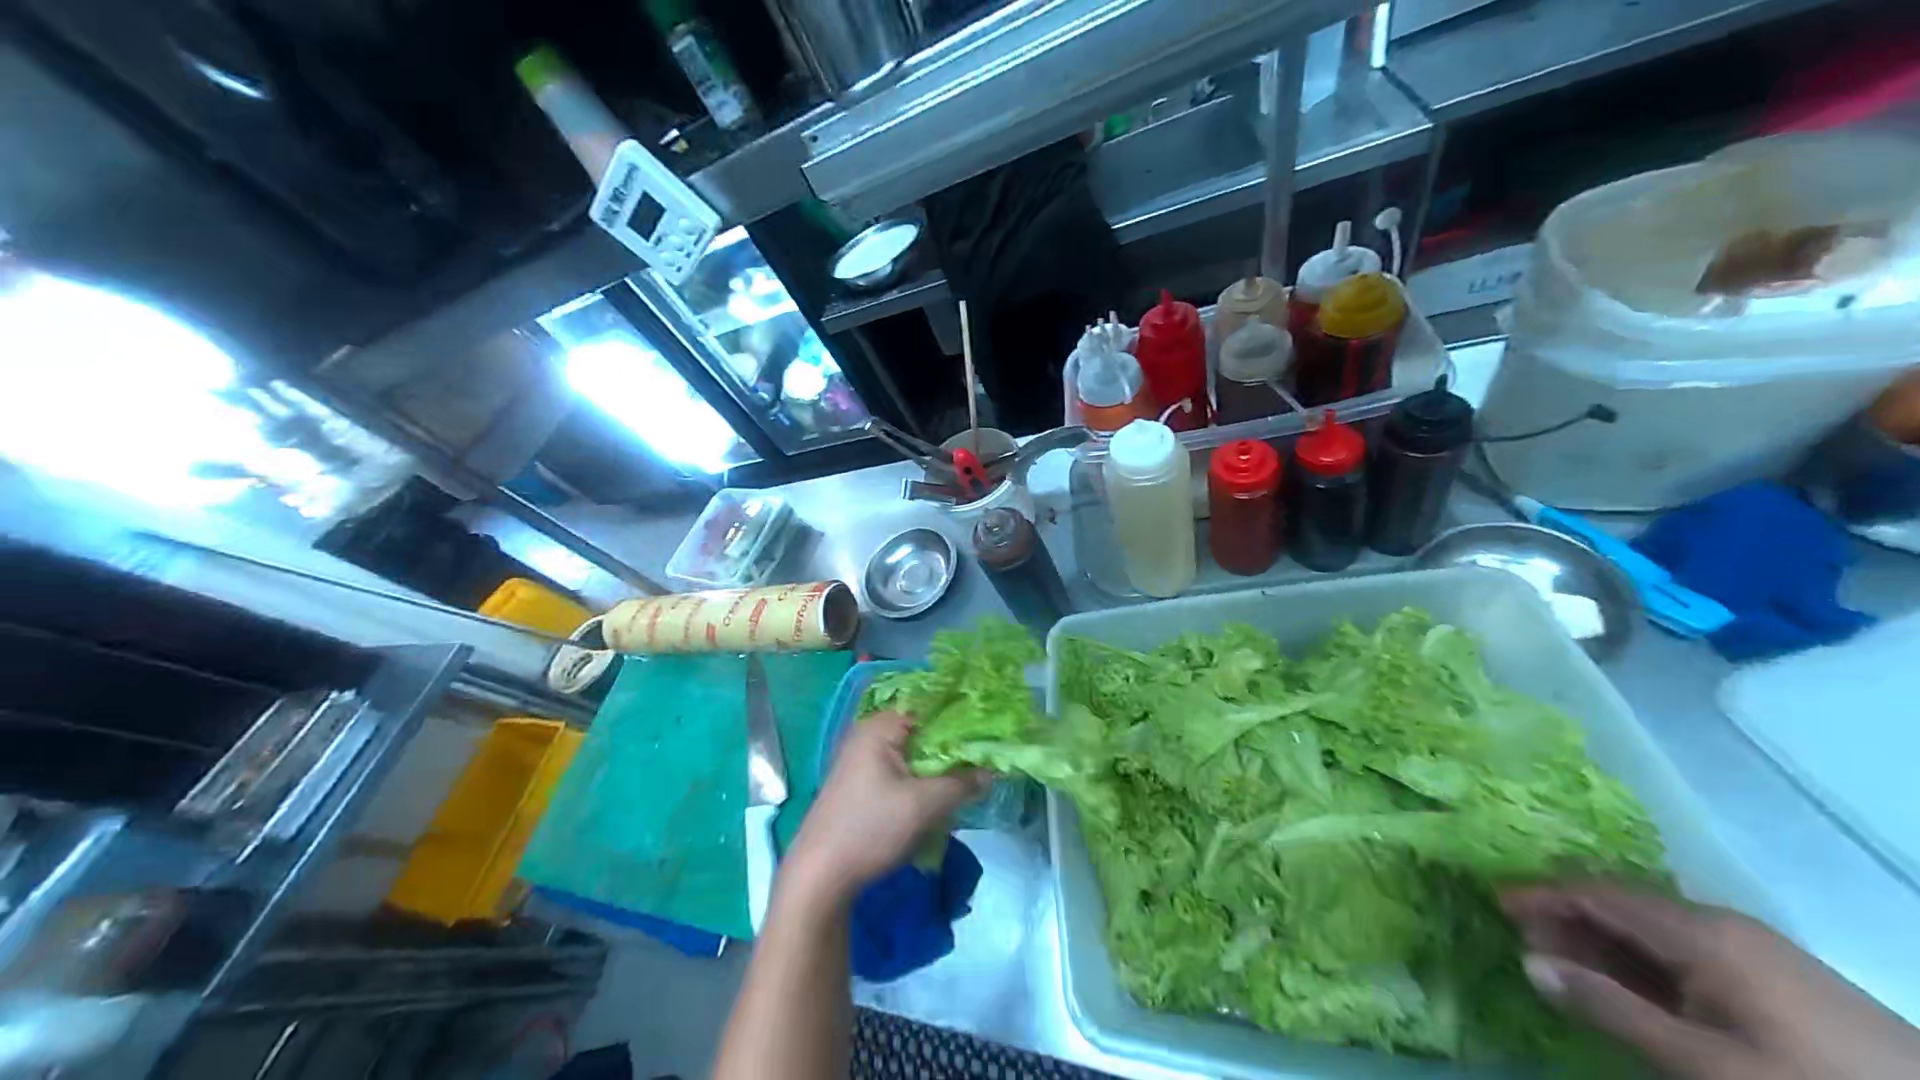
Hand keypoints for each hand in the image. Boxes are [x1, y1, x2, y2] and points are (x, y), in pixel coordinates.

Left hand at [779, 711, 989, 909]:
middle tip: (985, 759)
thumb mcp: (924, 805)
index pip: (929, 707)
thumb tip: (990, 772)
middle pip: (922, 731)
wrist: (819, 876)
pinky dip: (922, 780)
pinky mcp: (862, 785)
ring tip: (969, 779)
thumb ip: (962, 784)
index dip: (961, 718)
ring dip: (939, 767)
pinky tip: (940, 797)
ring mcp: (862, 761)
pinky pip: (901, 772)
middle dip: (953, 746)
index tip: (989, 733)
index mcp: (879, 727)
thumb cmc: (870, 828)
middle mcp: (868, 735)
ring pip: (913, 755)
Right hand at [1503, 884, 1919, 1079]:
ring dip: (1602, 941)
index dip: (1541, 895)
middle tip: (1524, 942)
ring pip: (1652, 928)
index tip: (1494, 902)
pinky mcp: (1775, 976)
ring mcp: (1754, 949)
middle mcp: (1721, 924)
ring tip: (1564, 963)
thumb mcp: (1703, 1064)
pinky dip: (1640, 959)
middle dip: (1567, 918)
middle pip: (1622, 905)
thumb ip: (1610, 1008)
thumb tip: (1528, 963)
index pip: (1597, 894)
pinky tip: (1627, 982)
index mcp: (1701, 932)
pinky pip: (1684, 949)